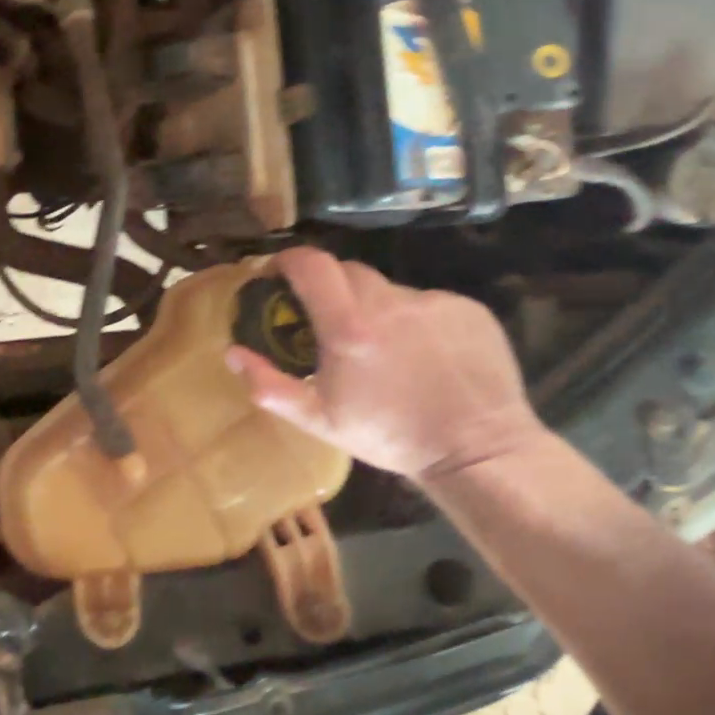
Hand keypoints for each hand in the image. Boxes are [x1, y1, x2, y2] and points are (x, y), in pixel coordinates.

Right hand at [225, 247, 547, 481]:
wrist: (482, 453)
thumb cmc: (391, 437)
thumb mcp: (320, 420)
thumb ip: (269, 386)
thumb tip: (232, 353)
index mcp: (349, 327)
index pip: (310, 264)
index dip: (287, 260)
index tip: (277, 274)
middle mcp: (390, 304)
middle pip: (346, 270)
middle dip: (327, 285)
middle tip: (324, 316)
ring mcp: (434, 304)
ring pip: (387, 288)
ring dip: (371, 305)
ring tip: (379, 342)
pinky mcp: (469, 310)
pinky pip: (425, 301)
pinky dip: (412, 318)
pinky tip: (420, 351)